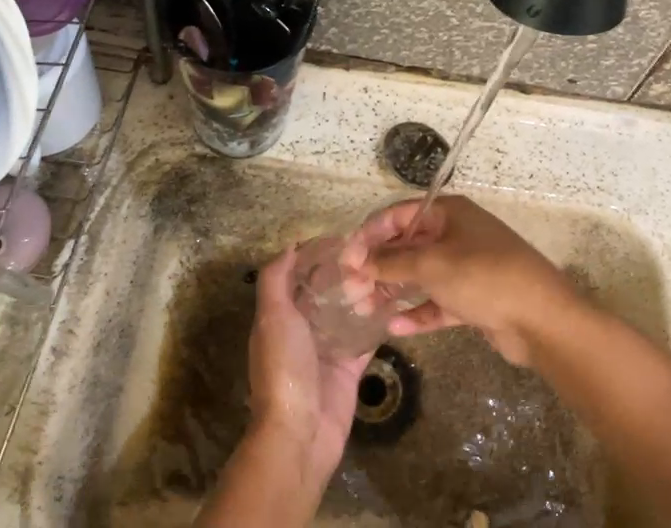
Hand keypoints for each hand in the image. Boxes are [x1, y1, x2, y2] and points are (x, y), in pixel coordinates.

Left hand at [246, 245, 371, 474]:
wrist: (301, 433)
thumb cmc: (284, 369)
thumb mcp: (272, 317)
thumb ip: (276, 280)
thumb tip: (289, 246)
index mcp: (280, 316)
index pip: (298, 276)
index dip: (317, 256)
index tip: (345, 238)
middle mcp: (302, 329)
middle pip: (326, 293)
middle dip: (346, 274)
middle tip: (375, 254)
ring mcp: (328, 349)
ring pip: (348, 312)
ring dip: (364, 295)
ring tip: (389, 272)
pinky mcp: (350, 367)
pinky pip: (366, 339)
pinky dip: (379, 323)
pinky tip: (398, 303)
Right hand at [356, 195, 581, 365]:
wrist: (541, 319)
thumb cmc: (484, 277)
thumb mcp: (431, 264)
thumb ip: (391, 262)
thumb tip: (359, 260)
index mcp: (448, 213)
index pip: (397, 216)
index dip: (368, 236)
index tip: (345, 261)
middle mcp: (455, 235)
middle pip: (406, 246)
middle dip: (377, 266)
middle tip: (351, 291)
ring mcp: (465, 268)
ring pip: (419, 276)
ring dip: (392, 290)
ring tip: (364, 310)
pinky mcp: (473, 300)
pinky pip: (437, 302)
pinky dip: (417, 312)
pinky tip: (394, 327)